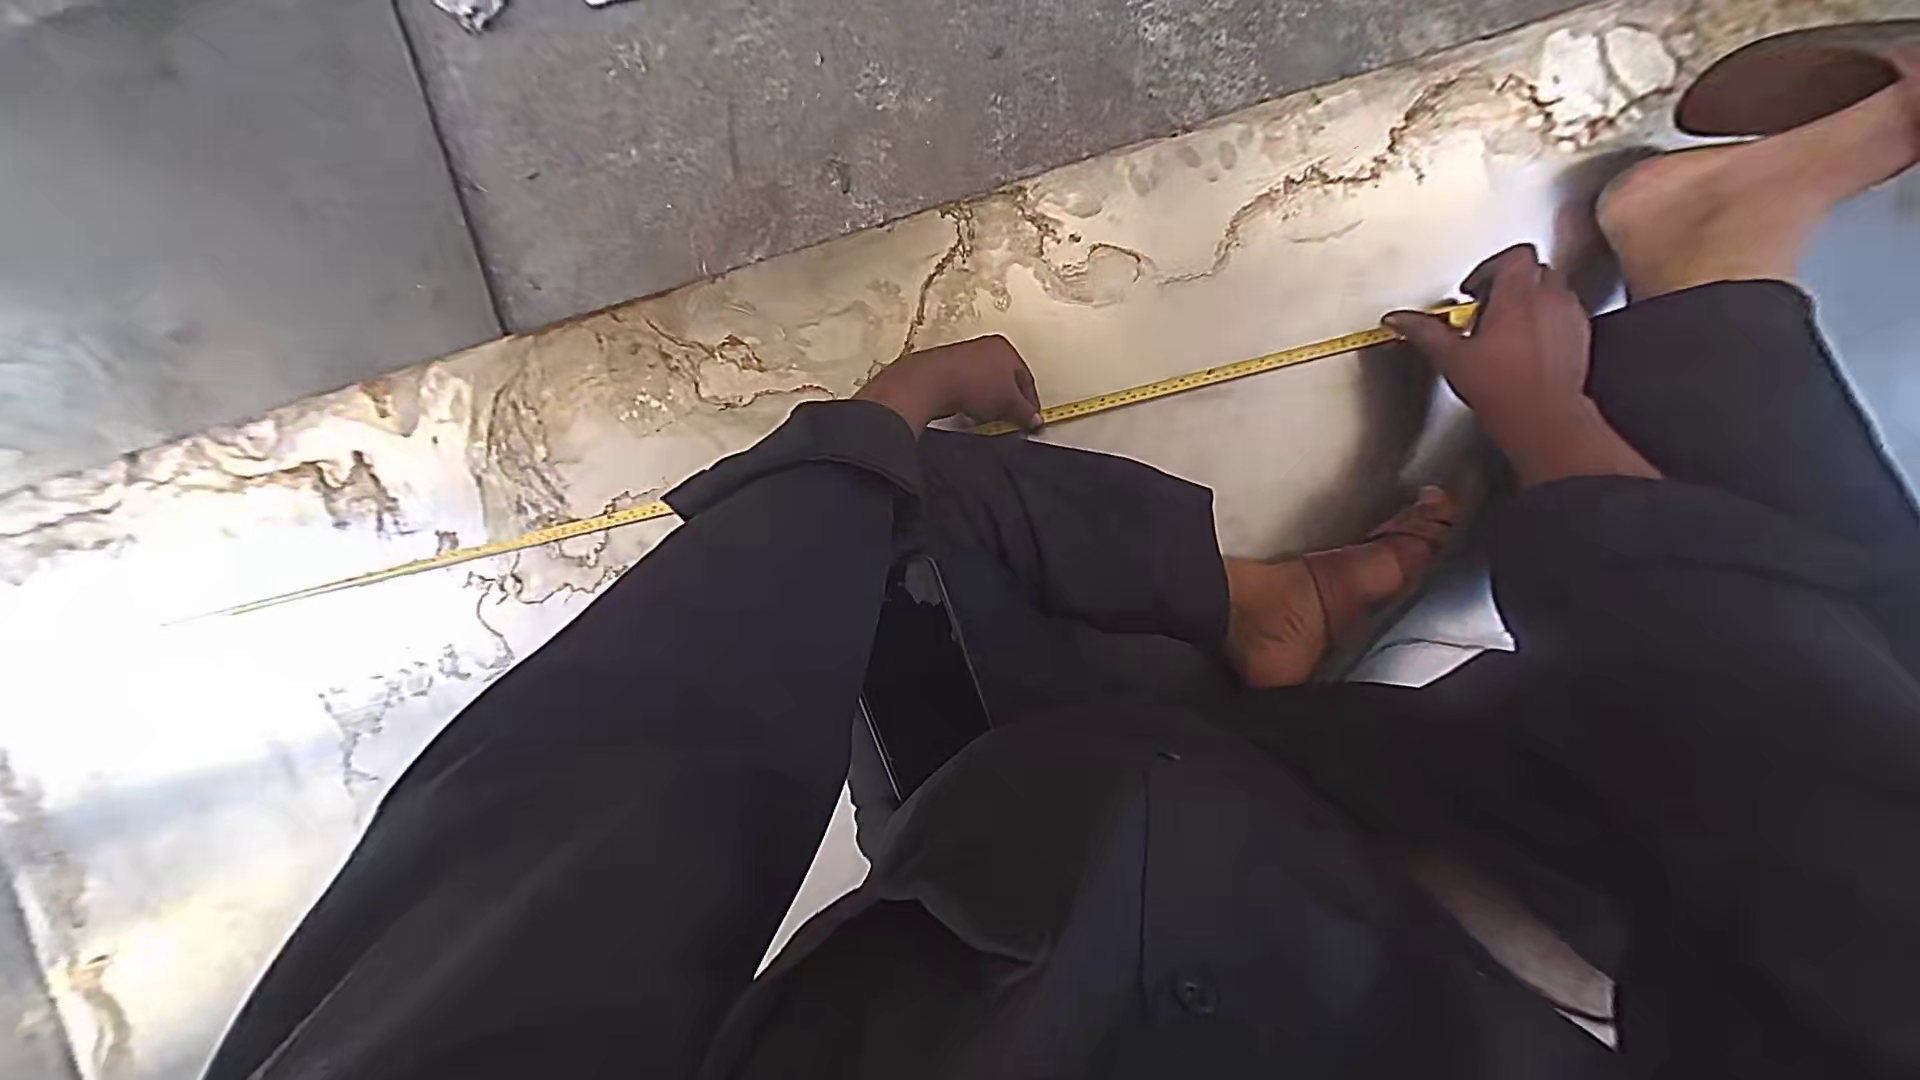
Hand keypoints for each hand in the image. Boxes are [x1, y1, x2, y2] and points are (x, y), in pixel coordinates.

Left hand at [855, 334, 1043, 434]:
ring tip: (988, 418)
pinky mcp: (947, 370)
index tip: (1031, 419)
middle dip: (1010, 402)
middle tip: (1012, 420)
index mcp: (1005, 349)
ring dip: (989, 402)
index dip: (1030, 402)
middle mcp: (985, 348)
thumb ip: (1025, 412)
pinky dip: (972, 400)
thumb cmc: (971, 383)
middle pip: (1006, 380)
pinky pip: (967, 388)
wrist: (931, 383)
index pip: (1026, 378)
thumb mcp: (1008, 403)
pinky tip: (969, 412)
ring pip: (986, 384)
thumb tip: (1033, 419)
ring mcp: (965, 357)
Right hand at [1385, 244, 1658, 485]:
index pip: (1513, 257)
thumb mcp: (1449, 356)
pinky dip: (1540, 318)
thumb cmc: (1499, 385)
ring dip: (1524, 299)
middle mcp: (1549, 299)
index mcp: (1517, 298)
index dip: (1489, 268)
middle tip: (1480, 308)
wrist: (1539, 412)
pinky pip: (1561, 311)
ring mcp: (1568, 315)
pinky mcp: (1579, 333)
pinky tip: (1519, 344)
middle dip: (1505, 283)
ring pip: (1549, 288)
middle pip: (1532, 270)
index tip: (1471, 289)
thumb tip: (1398, 319)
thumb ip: (1423, 331)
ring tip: (1498, 328)